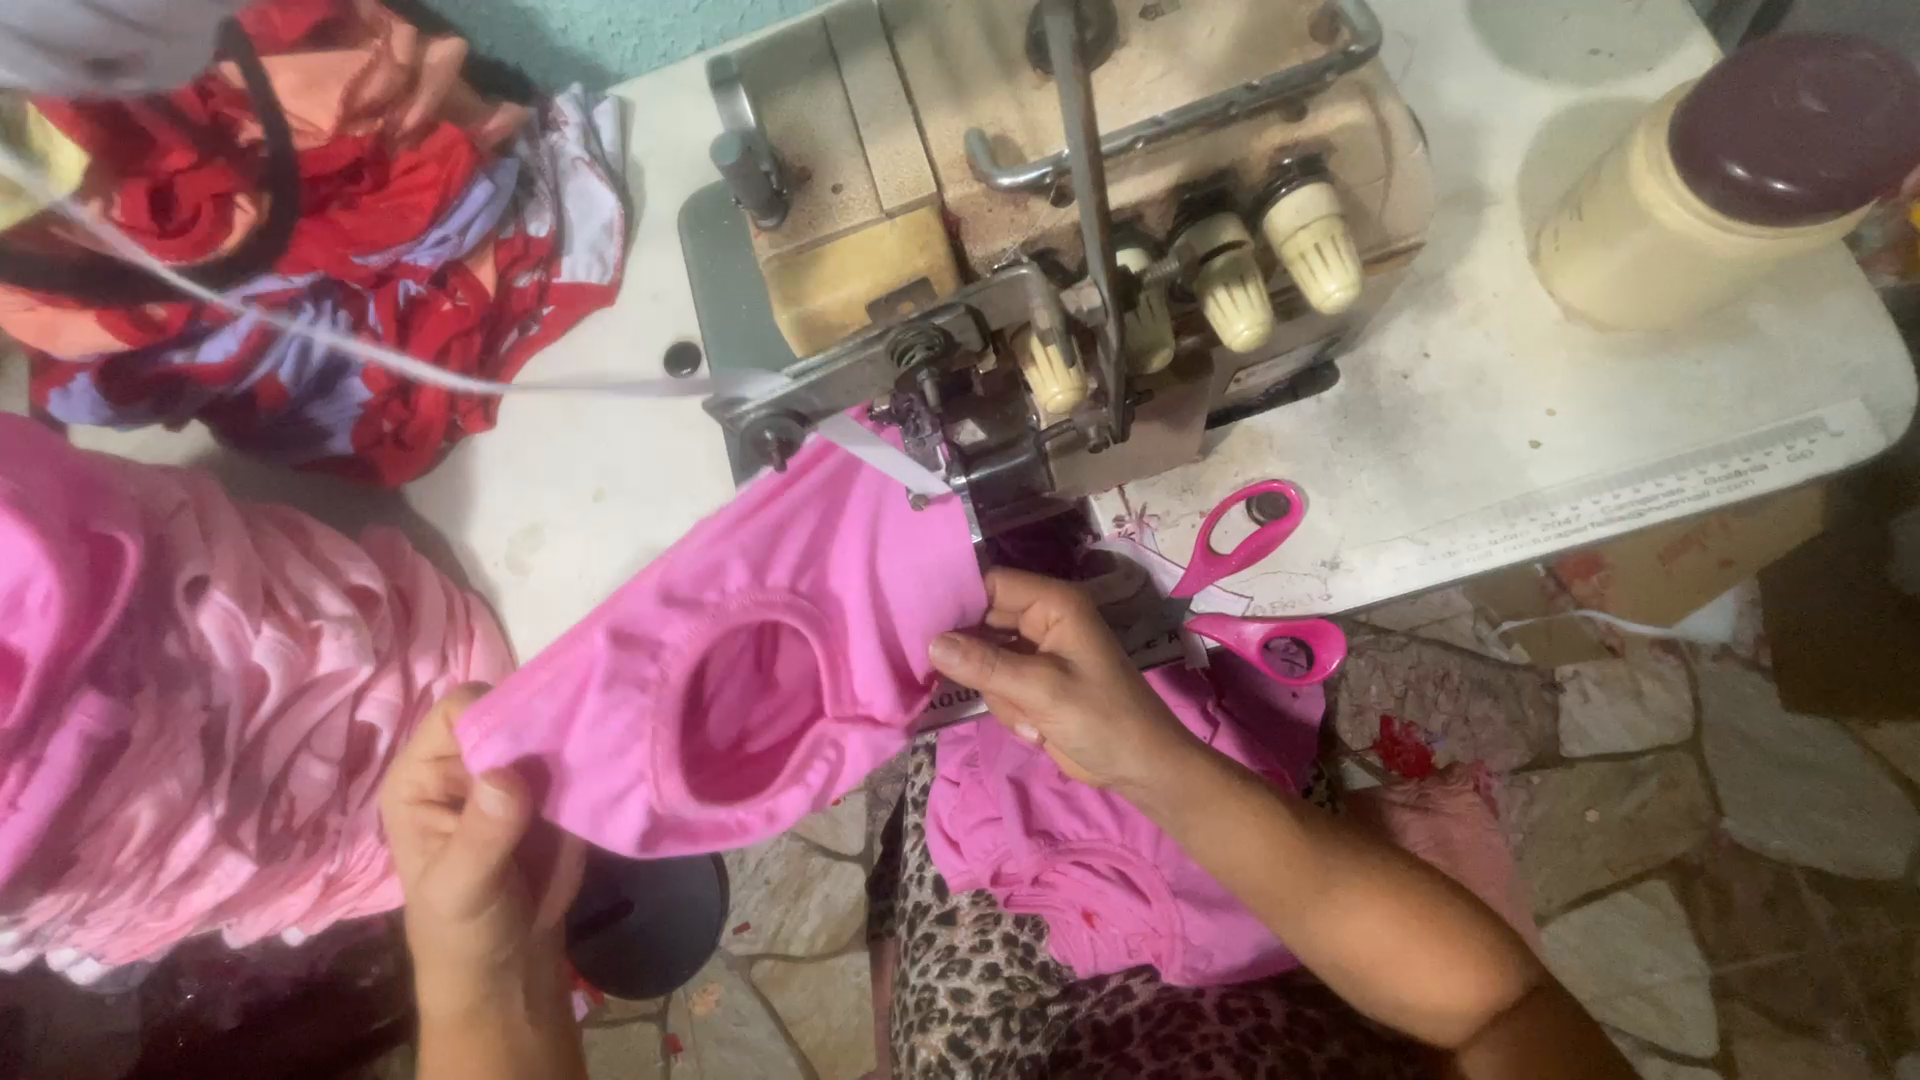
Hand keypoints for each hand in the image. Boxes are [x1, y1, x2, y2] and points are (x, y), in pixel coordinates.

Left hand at [380, 684, 585, 1020]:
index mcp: (424, 775)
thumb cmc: (462, 929)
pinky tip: (614, 760)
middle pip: (511, 708)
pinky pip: (580, 750)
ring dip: (579, 731)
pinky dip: (598, 751)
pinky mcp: (558, 785)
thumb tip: (505, 774)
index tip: (533, 741)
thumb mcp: (461, 888)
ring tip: (603, 746)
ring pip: (550, 724)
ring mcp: (518, 771)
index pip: (460, 711)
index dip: (495, 714)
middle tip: (580, 738)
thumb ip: (482, 833)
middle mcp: (468, 762)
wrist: (511, 961)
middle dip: (546, 716)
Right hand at [928, 568, 1204, 793]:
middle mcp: (1041, 621)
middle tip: (947, 675)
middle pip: (980, 622)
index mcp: (1053, 604)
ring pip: (982, 660)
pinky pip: (994, 685)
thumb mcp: (1041, 689)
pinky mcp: (1030, 683)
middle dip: (974, 656)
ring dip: (998, 692)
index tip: (915, 616)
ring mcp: (1034, 654)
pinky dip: (1008, 708)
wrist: (1139, 767)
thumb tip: (932, 643)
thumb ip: (985, 665)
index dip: (956, 597)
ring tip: (1031, 716)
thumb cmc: (1102, 717)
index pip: (991, 584)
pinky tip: (1035, 728)